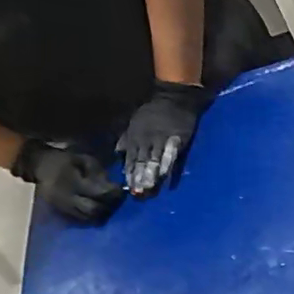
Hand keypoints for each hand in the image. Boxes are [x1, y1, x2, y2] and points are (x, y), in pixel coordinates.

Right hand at [12, 141, 124, 223]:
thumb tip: (112, 186)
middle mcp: (67, 198)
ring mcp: (63, 208)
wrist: (38, 165)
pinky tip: (97, 209)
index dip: (112, 194)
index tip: (121, 190)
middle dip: (108, 206)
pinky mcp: (62, 213)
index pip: (98, 193)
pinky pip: (81, 220)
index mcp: (72, 182)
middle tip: (117, 200)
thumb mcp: (82, 159)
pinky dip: (92, 216)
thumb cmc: (63, 160)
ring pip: (88, 218)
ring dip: (101, 213)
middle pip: (94, 210)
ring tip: (108, 205)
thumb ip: (98, 173)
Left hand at [118, 81, 210, 195]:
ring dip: (152, 176)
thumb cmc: (153, 112)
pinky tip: (165, 178)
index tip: (130, 188)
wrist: (174, 98)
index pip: (131, 159)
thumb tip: (117, 153)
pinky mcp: (176, 140)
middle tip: (139, 194)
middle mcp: (146, 140)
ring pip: (155, 161)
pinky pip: (171, 156)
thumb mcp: (135, 123)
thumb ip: (126, 139)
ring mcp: (161, 140)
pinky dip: (168, 167)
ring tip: (150, 190)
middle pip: (142, 162)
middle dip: (141, 179)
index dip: (131, 174)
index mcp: (136, 137)